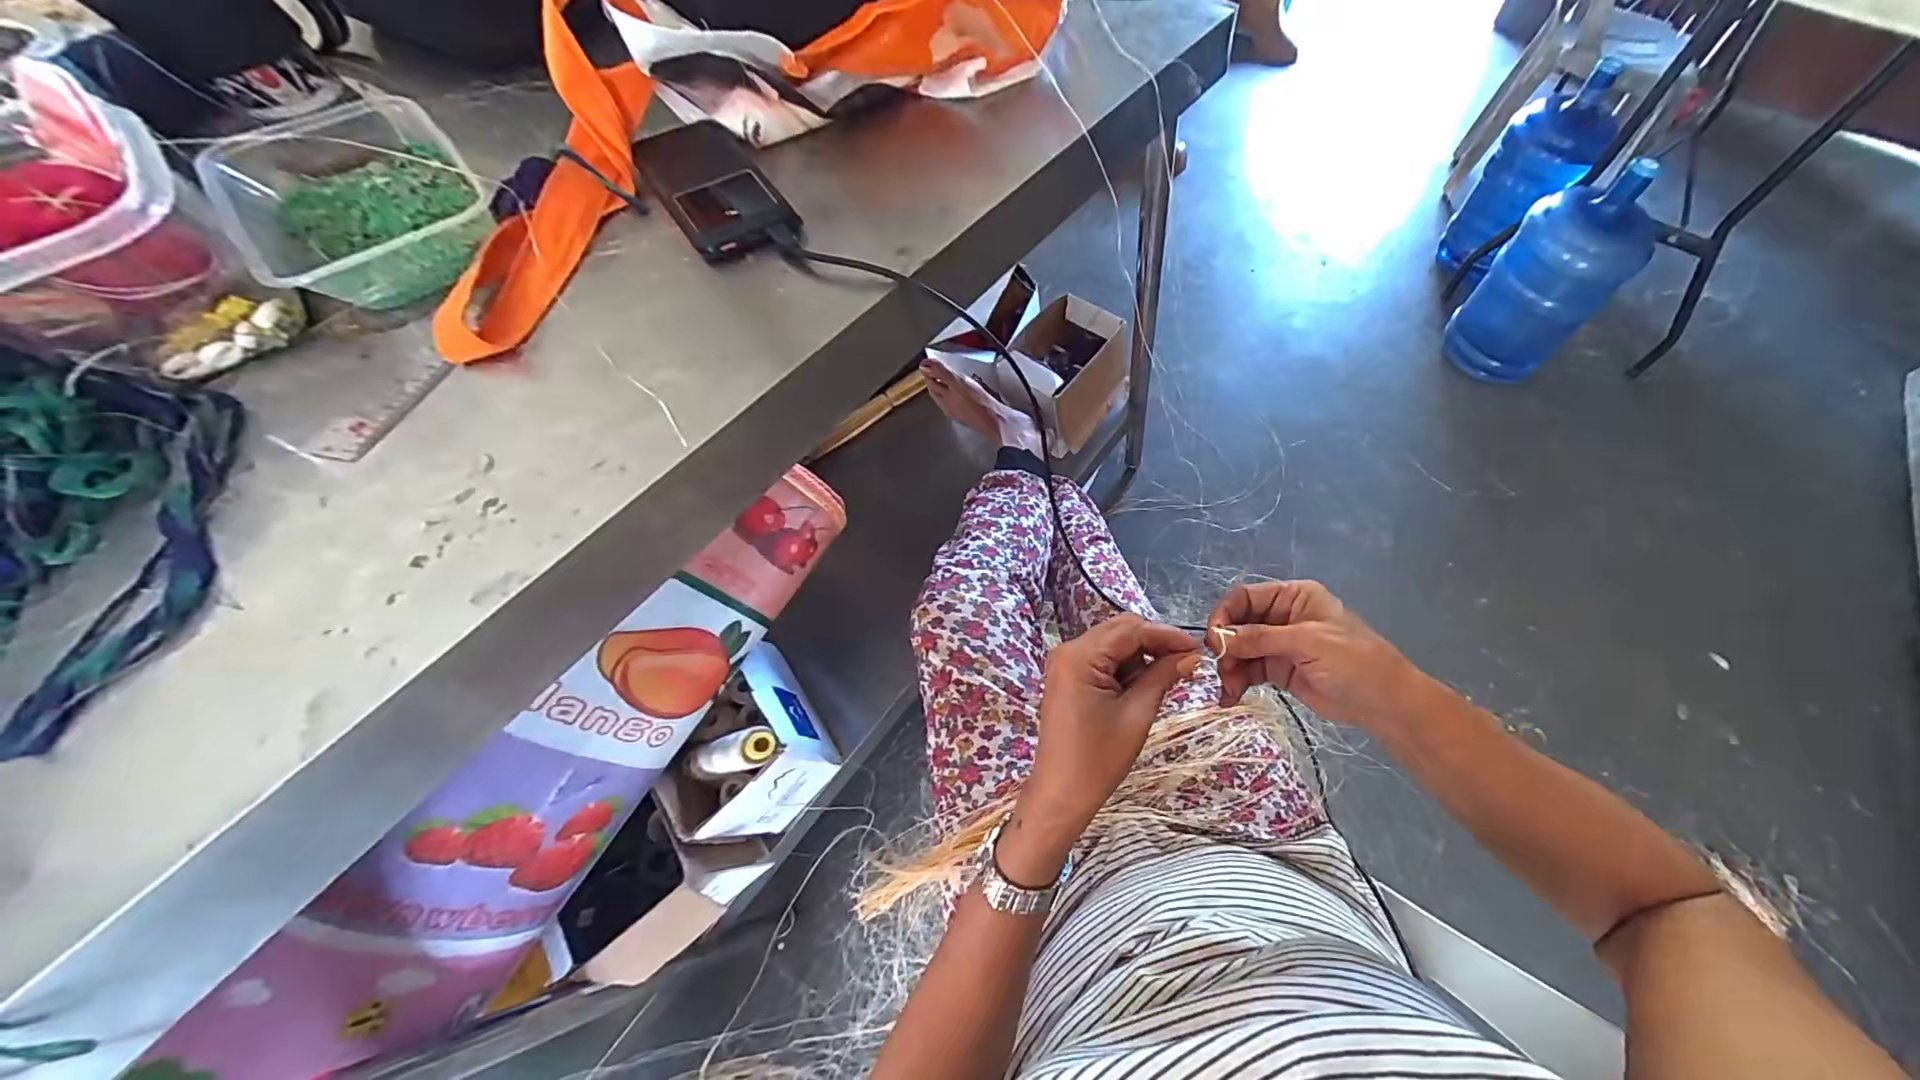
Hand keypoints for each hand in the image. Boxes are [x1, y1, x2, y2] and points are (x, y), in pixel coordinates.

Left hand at [996, 615, 1200, 886]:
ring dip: (1141, 656)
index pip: (1130, 629)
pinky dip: (1125, 667)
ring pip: (1112, 644)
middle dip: (1154, 642)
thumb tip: (1191, 656)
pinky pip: (1102, 660)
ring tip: (1169, 677)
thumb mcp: (1137, 713)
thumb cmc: (1098, 758)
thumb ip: (1162, 677)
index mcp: (1079, 656)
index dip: (1167, 635)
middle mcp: (1067, 651)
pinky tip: (1145, 684)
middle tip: (1188, 662)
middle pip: (1120, 631)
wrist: (1061, 792)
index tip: (1199, 647)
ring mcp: (1065, 663)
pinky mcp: (1068, 677)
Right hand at [1207, 580, 1440, 731]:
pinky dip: (1236, 681)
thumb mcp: (1307, 642)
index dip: (1225, 615)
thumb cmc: (1353, 661)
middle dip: (1225, 646)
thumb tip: (1217, 638)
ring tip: (1228, 688)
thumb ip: (1259, 638)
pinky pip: (1247, 670)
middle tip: (1219, 668)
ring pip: (1239, 650)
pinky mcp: (1277, 670)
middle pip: (1237, 624)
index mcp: (1292, 597)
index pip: (1245, 597)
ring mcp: (1279, 644)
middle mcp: (1281, 617)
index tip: (1213, 638)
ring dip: (1229, 667)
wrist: (1385, 704)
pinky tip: (1230, 695)